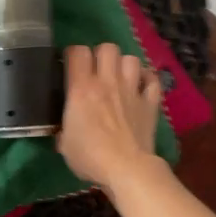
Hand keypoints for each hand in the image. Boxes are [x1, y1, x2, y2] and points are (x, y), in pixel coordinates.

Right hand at [58, 43, 161, 188]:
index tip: (70, 66)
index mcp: (82, 89)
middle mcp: (107, 82)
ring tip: (119, 77)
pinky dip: (146, 79)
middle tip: (96, 71)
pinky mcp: (150, 102)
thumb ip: (63, 127)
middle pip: (107, 48)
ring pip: (131, 58)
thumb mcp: (64, 143)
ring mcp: (132, 90)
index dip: (73, 55)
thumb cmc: (90, 156)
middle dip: (100, 55)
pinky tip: (140, 86)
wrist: (126, 168)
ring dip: (123, 65)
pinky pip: (152, 79)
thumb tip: (64, 127)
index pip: (77, 52)